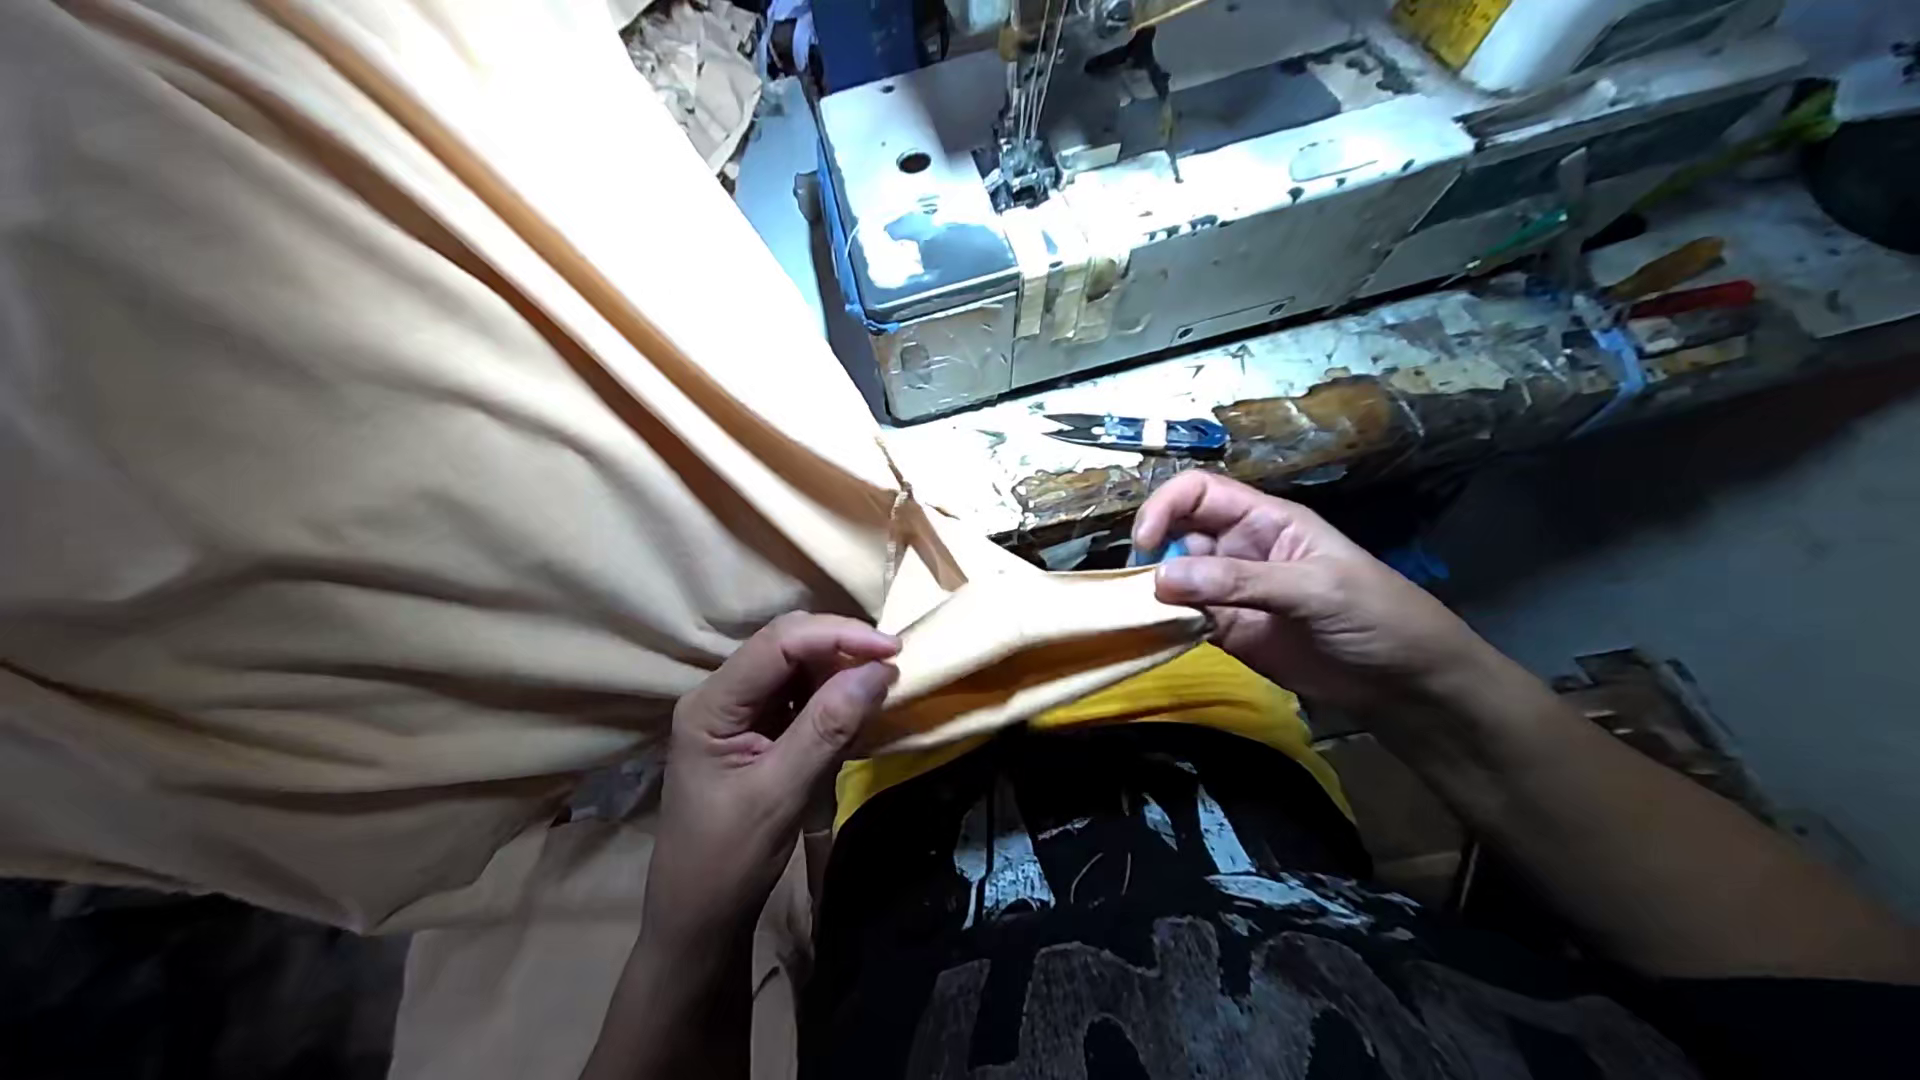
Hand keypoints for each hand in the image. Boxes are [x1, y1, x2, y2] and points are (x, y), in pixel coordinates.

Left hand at [642, 614, 899, 947]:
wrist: (700, 917)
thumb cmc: (728, 859)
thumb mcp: (780, 793)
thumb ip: (827, 727)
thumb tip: (879, 671)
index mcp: (712, 704)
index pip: (779, 644)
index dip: (837, 636)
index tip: (892, 649)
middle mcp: (723, 694)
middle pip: (788, 645)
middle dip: (842, 648)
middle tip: (891, 666)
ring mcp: (741, 710)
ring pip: (799, 666)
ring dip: (842, 671)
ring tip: (879, 688)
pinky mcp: (759, 728)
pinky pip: (802, 694)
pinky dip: (835, 696)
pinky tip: (856, 711)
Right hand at [1134, 472, 1499, 715]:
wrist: (1407, 684)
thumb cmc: (1377, 615)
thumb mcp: (1314, 589)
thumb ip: (1239, 581)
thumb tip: (1161, 579)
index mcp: (1263, 519)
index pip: (1198, 492)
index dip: (1165, 506)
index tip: (1145, 542)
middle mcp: (1237, 548)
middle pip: (1176, 532)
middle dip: (1152, 552)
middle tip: (1138, 586)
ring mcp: (1228, 591)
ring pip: (1173, 578)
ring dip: (1153, 592)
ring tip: (1143, 613)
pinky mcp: (1225, 629)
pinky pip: (1182, 618)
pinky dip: (1165, 623)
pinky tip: (1159, 634)